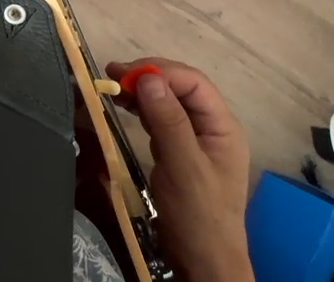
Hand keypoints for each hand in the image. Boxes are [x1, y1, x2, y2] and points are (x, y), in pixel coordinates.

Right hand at [108, 59, 253, 281]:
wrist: (202, 262)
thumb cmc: (199, 216)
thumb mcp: (184, 168)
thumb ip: (168, 122)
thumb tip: (147, 77)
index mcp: (222, 127)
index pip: (193, 82)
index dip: (159, 71)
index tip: (124, 75)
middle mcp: (211, 127)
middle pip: (179, 86)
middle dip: (146, 76)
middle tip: (112, 77)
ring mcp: (194, 138)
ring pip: (167, 99)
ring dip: (140, 89)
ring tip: (112, 87)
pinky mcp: (178, 150)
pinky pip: (158, 116)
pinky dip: (139, 106)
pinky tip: (123, 106)